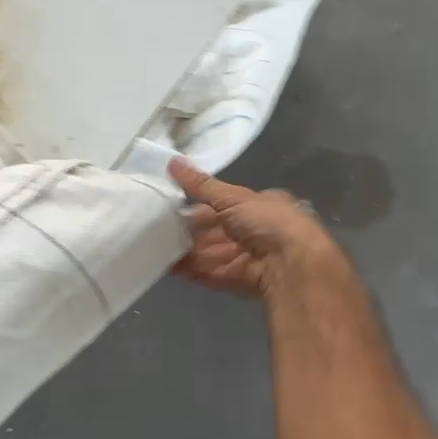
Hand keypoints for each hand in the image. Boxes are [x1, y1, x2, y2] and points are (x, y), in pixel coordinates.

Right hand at [168, 158, 340, 297]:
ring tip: (148, 241)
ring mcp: (240, 255)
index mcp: (258, 206)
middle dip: (184, 228)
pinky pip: (201, 271)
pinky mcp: (230, 277)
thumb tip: (172, 160)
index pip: (221, 202)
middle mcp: (250, 230)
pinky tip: (159, 262)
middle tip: (152, 223)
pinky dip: (182, 268)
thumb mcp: (233, 197)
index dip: (196, 202)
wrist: (289, 266)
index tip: (169, 202)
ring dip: (179, 247)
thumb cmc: (268, 223)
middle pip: (209, 228)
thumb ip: (200, 185)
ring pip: (202, 250)